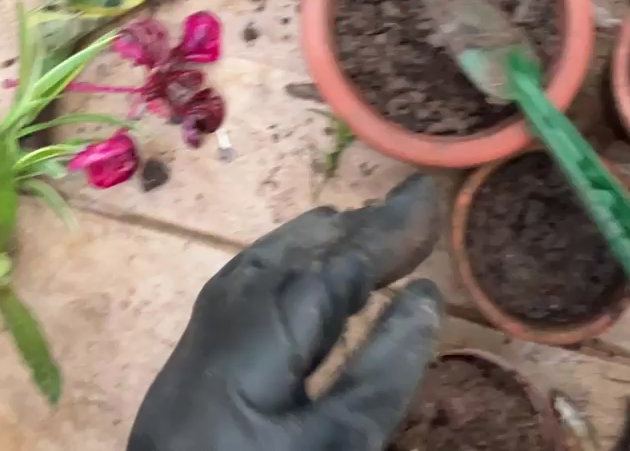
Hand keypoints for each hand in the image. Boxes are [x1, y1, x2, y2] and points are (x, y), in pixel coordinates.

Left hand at [128, 173, 444, 450]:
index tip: (429, 203)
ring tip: (373, 220)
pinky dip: (293, 260)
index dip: (384, 235)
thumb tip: (425, 297)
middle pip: (303, 257)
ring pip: (273, 262)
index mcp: (254, 343)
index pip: (332, 270)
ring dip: (327, 241)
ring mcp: (203, 334)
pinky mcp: (199, 353)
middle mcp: (223, 321)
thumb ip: (380, 373)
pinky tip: (312, 260)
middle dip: (361, 229)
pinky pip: (252, 281)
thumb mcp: (335, 445)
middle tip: (414, 202)